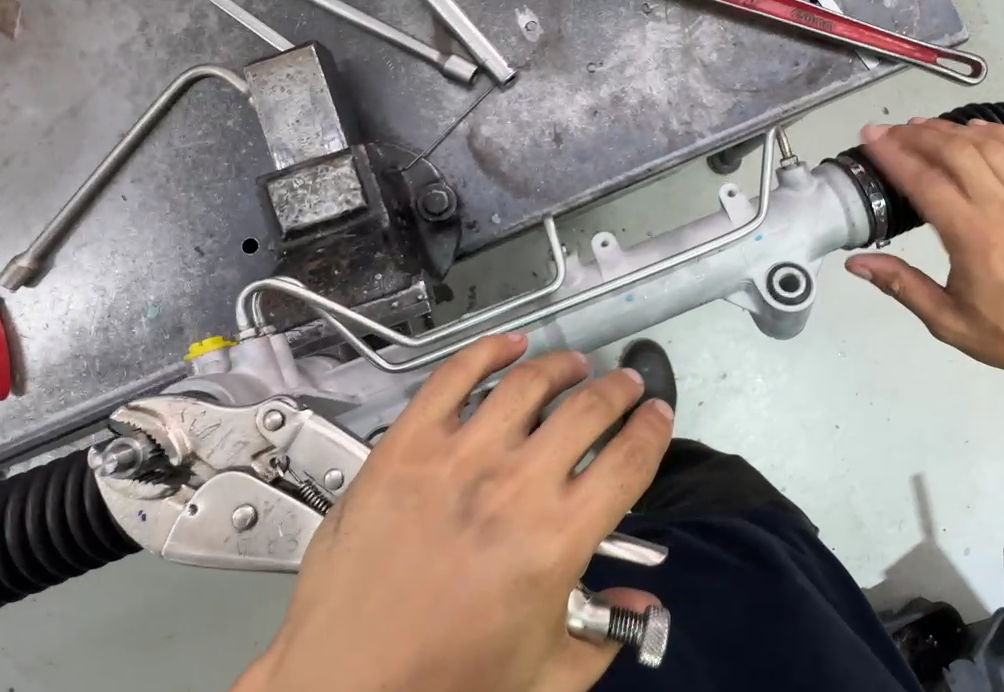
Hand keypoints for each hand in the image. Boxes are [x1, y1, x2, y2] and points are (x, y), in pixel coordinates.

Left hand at [235, 334, 673, 691]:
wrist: (346, 684)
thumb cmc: (448, 683)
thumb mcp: (545, 675)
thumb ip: (604, 633)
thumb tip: (645, 604)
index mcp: (558, 538)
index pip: (628, 460)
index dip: (652, 429)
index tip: (657, 414)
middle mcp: (515, 485)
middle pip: (588, 409)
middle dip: (619, 390)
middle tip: (626, 384)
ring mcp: (458, 456)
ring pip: (529, 383)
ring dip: (562, 365)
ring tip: (573, 364)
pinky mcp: (407, 444)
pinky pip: (454, 377)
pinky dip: (487, 351)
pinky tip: (508, 344)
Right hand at [844, 119, 1003, 398]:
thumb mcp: (946, 320)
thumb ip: (900, 284)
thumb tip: (855, 263)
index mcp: (972, 236)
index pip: (924, 181)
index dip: (893, 155)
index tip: (870, 138)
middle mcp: (1002, 208)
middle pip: (955, 152)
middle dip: (916, 135)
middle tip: (887, 131)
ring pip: (989, 146)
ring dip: (951, 130)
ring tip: (921, 126)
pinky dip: (1001, 134)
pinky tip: (978, 129)